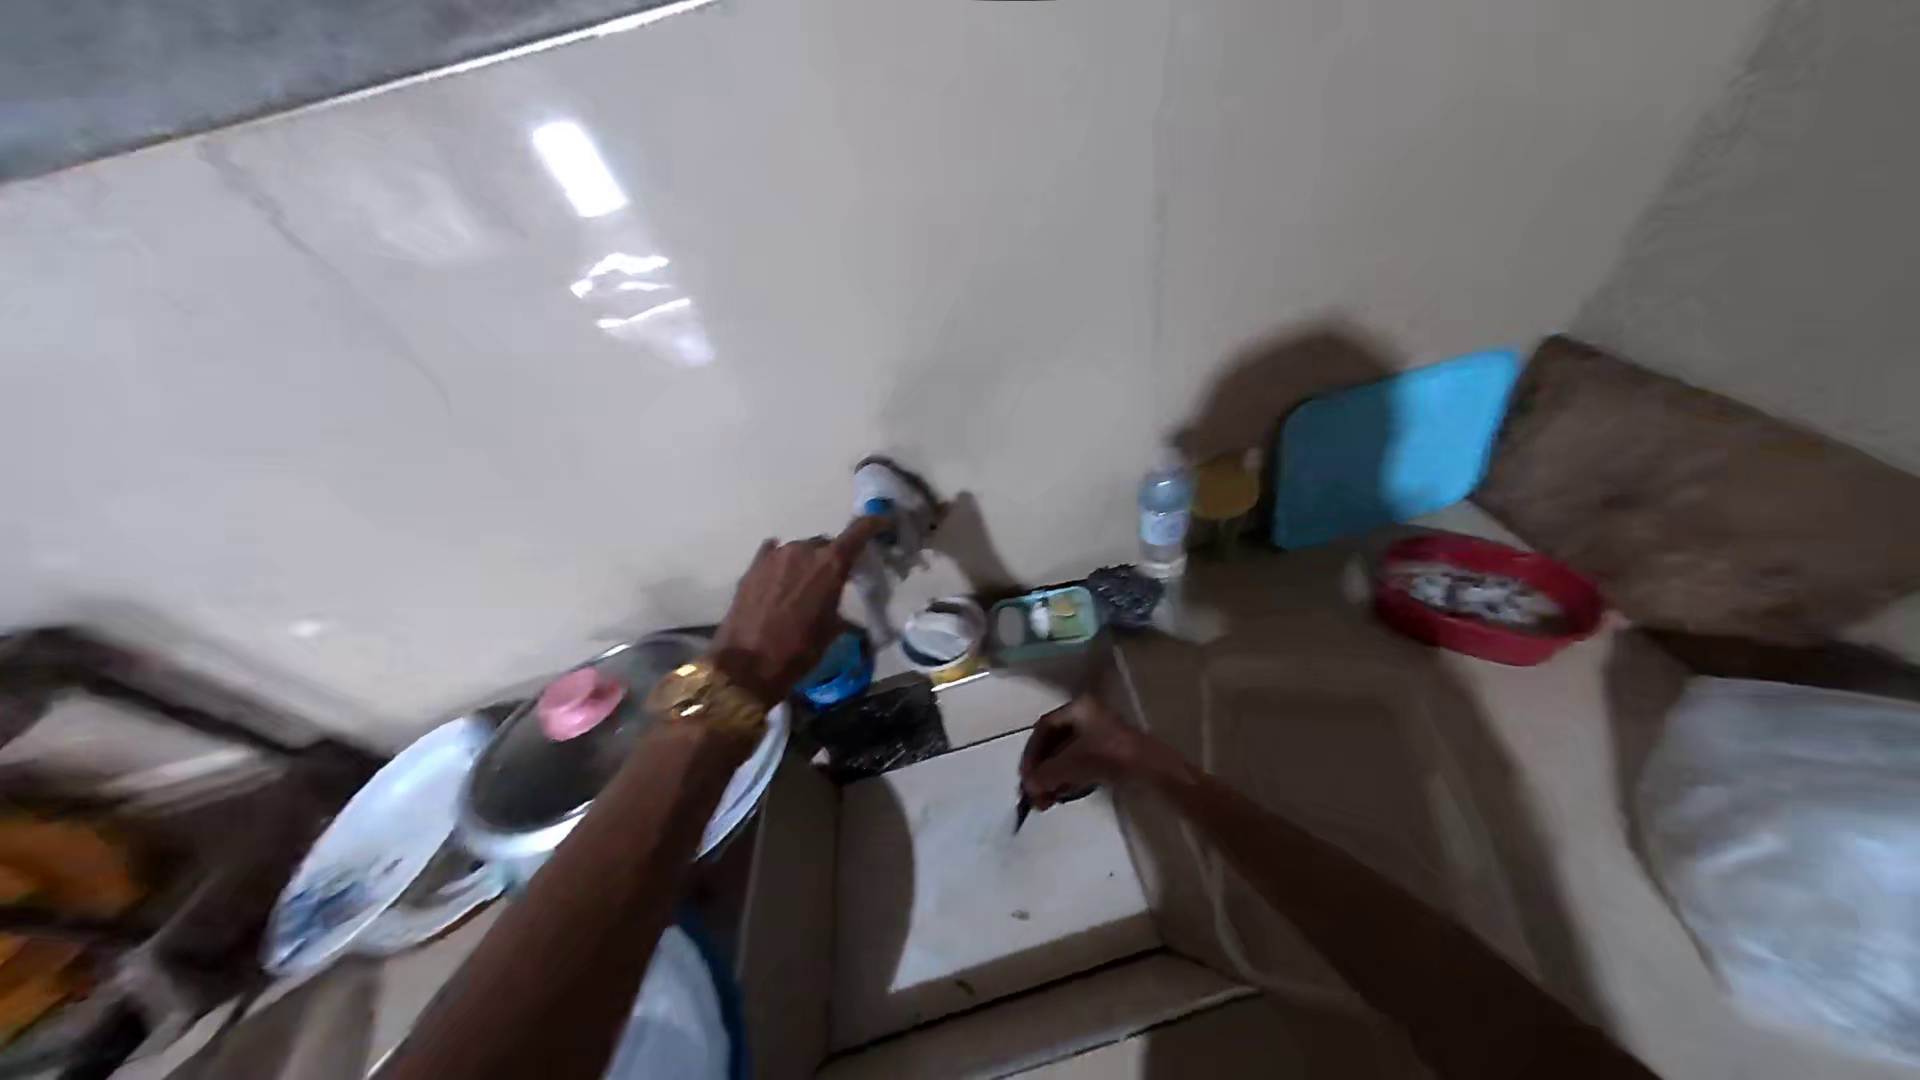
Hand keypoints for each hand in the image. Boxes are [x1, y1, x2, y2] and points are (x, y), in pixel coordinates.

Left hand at [708, 516, 885, 706]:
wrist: (746, 666)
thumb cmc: (799, 650)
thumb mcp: (832, 630)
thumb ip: (838, 603)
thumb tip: (840, 606)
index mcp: (830, 564)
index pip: (858, 532)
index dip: (874, 524)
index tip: (883, 524)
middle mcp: (803, 551)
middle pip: (826, 544)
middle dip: (833, 558)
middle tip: (834, 580)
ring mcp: (774, 557)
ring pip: (800, 551)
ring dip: (807, 564)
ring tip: (805, 588)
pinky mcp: (753, 568)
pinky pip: (774, 556)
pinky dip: (783, 565)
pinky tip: (781, 578)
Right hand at [1019, 694, 1165, 809]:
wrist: (1155, 771)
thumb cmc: (1111, 756)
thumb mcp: (1072, 764)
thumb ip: (1045, 774)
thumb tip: (1028, 787)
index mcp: (1078, 708)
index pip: (1044, 727)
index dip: (1031, 753)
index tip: (1025, 777)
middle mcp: (1088, 717)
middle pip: (1054, 743)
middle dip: (1042, 770)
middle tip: (1034, 795)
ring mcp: (1100, 736)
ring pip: (1066, 757)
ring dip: (1053, 778)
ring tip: (1046, 802)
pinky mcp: (1110, 755)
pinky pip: (1080, 765)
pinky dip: (1068, 779)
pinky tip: (1061, 796)